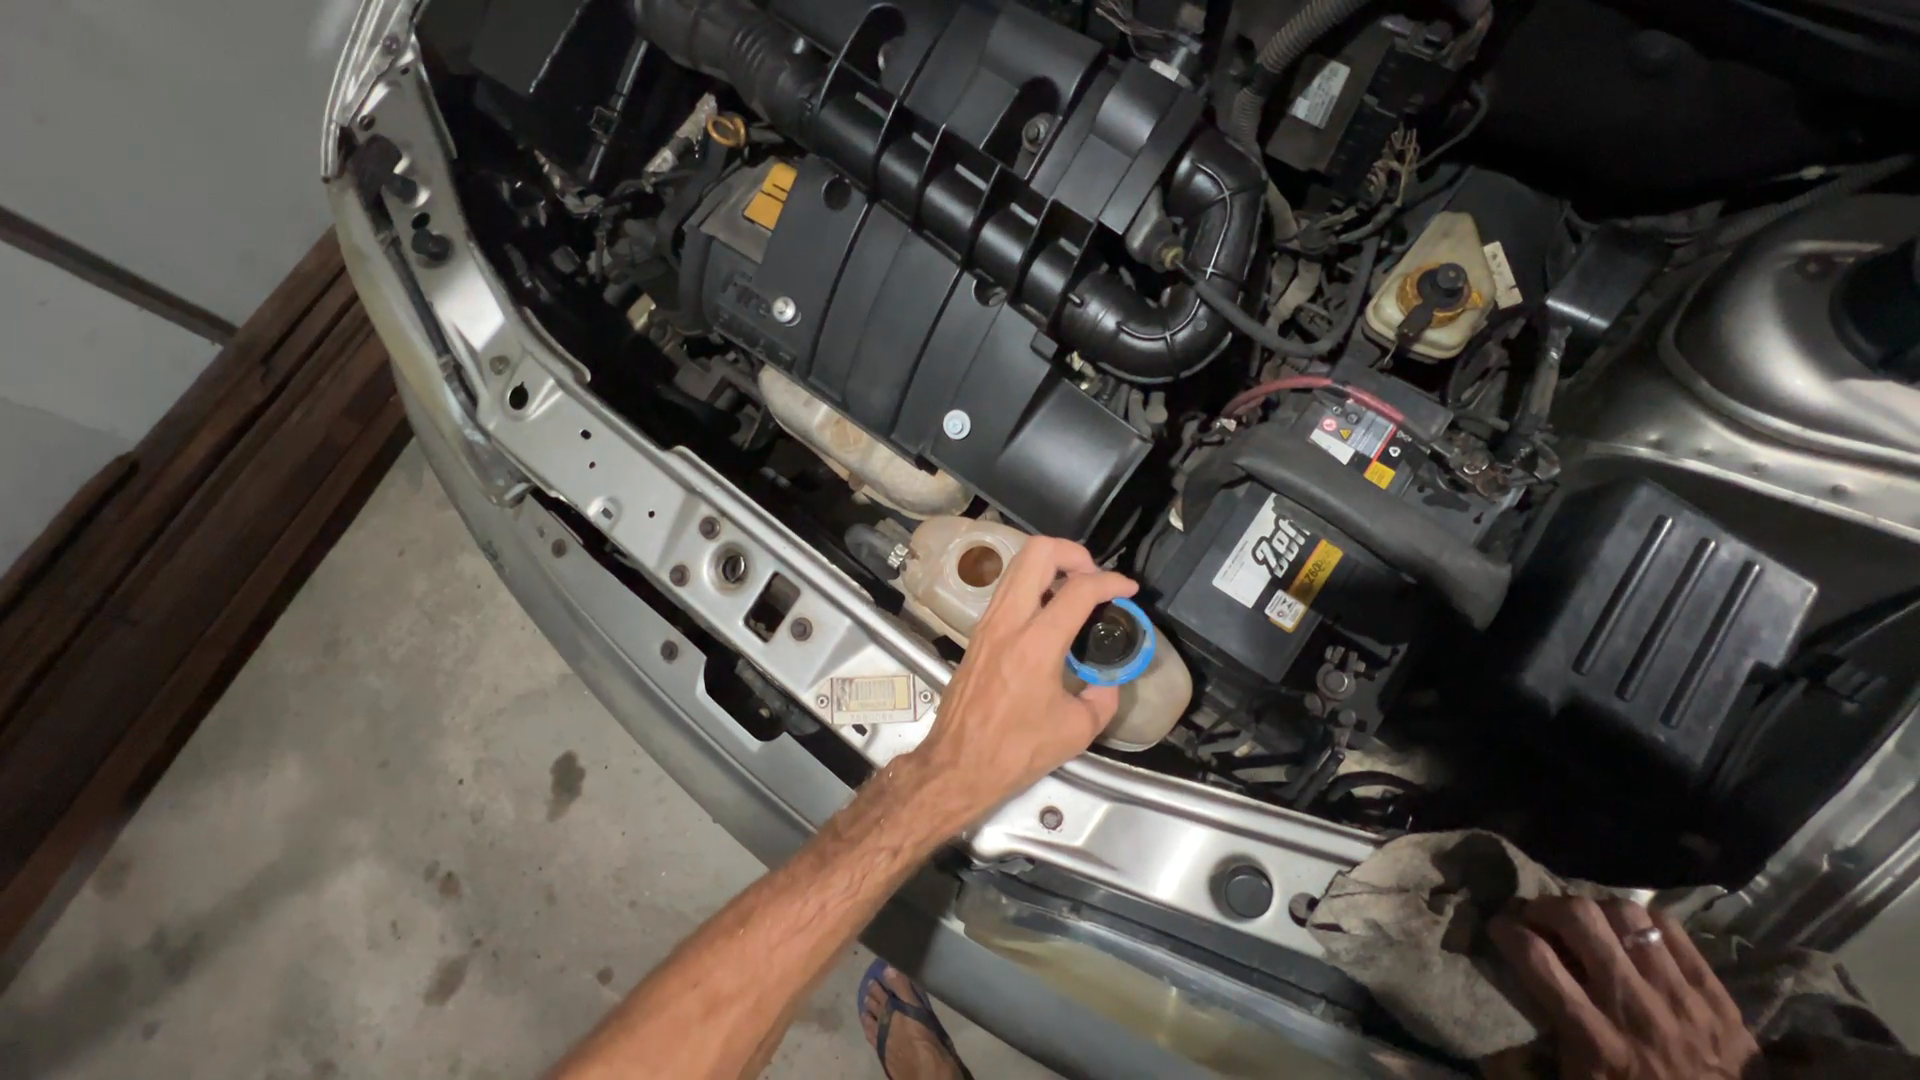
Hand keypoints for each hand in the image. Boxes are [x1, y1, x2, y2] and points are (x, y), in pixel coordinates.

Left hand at [905, 537, 1135, 828]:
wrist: (958, 765)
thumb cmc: (1014, 751)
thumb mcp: (1076, 730)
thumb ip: (1102, 697)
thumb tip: (1106, 681)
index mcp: (1036, 644)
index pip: (1078, 589)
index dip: (1111, 582)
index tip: (1127, 589)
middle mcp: (1007, 622)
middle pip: (1037, 552)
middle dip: (1073, 552)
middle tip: (1093, 576)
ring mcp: (987, 624)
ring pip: (1017, 566)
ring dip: (1050, 566)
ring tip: (1075, 589)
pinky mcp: (978, 634)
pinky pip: (1007, 590)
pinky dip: (1033, 586)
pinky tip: (1051, 612)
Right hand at [1489, 897, 1760, 1078]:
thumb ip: (1544, 1040)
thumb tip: (1504, 1004)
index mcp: (1595, 1038)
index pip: (1536, 958)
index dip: (1506, 930)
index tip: (1499, 927)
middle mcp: (1633, 1007)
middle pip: (1580, 920)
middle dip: (1547, 906)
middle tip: (1540, 917)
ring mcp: (1680, 998)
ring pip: (1625, 914)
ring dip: (1595, 910)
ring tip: (1588, 924)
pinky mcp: (1717, 995)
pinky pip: (1672, 931)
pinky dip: (1642, 922)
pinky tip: (1631, 933)